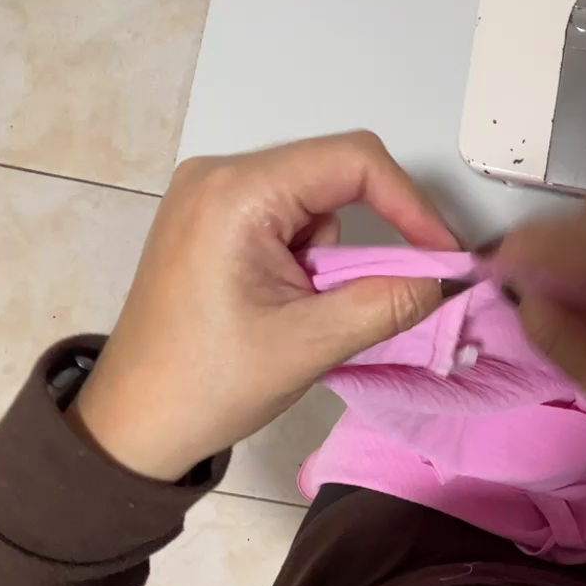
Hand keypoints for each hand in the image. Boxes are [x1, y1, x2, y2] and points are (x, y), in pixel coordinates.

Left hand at [68, 132, 456, 480]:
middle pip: (334, 177)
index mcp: (237, 193)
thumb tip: (449, 280)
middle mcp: (220, 176)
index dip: (413, 206)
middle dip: (372, 238)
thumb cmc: (210, 384)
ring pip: (316, 206)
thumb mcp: (310, 344)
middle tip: (388, 294)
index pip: (353, 162)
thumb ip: (388, 303)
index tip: (445, 258)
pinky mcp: (214, 224)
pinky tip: (290, 306)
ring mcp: (213, 198)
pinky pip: (290, 225)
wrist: (137, 423)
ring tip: (310, 316)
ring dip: (337, 259)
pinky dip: (312, 263)